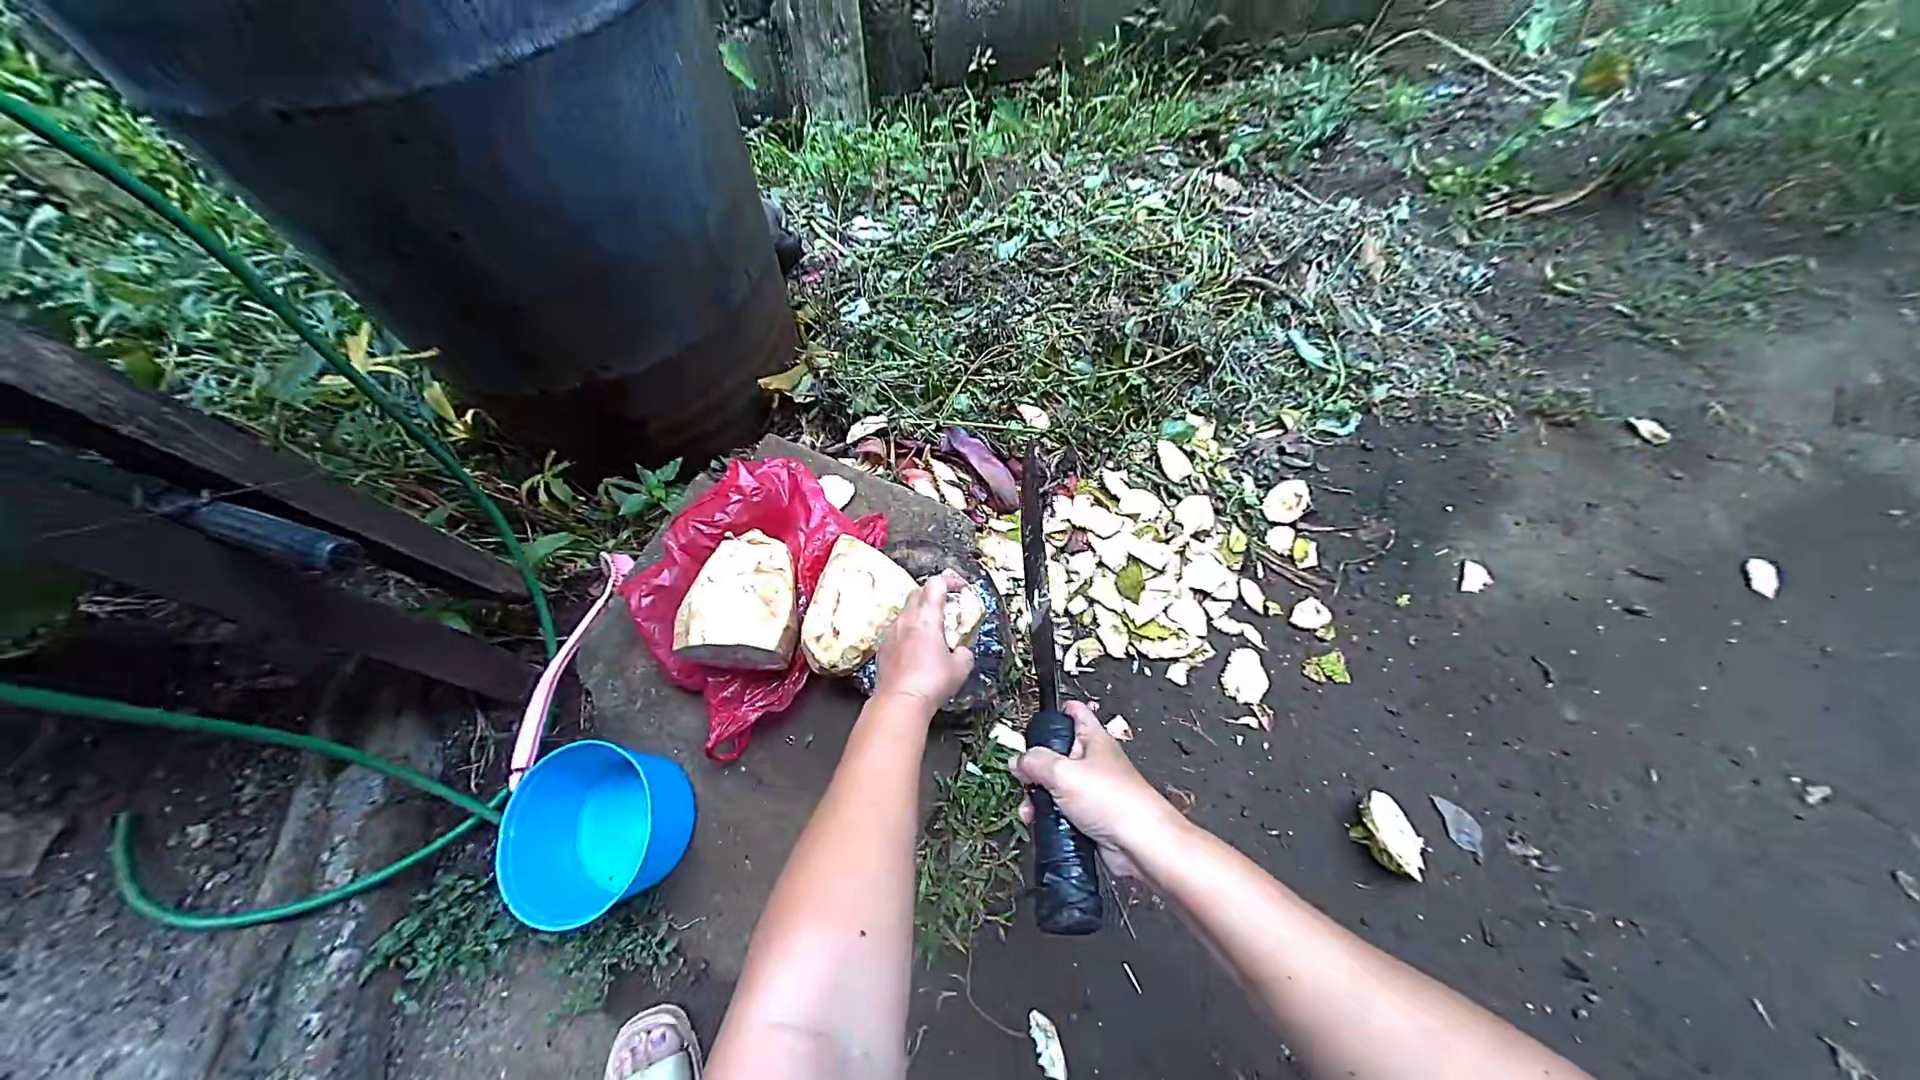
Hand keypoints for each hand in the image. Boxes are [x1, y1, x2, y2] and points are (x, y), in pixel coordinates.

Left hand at [872, 571, 973, 712]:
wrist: (899, 702)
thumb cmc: (933, 682)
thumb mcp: (961, 667)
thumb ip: (964, 652)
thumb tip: (962, 650)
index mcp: (927, 617)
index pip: (936, 584)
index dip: (949, 580)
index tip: (960, 588)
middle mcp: (906, 619)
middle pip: (917, 592)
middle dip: (932, 593)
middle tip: (945, 605)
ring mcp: (890, 632)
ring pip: (904, 611)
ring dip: (918, 613)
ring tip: (930, 628)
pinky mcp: (882, 647)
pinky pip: (896, 630)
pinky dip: (907, 630)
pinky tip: (915, 647)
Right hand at [1013, 702, 1183, 880]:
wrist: (1140, 844)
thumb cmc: (1116, 801)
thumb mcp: (1064, 772)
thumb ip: (1035, 762)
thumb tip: (1018, 760)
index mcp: (1093, 740)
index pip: (1075, 713)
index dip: (1058, 712)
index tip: (1038, 720)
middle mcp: (1093, 762)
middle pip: (1056, 754)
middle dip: (1036, 767)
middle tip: (1025, 776)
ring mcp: (1092, 790)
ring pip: (1055, 786)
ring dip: (1037, 796)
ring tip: (1029, 806)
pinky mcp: (1090, 816)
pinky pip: (1061, 811)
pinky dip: (1048, 816)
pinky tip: (1039, 822)